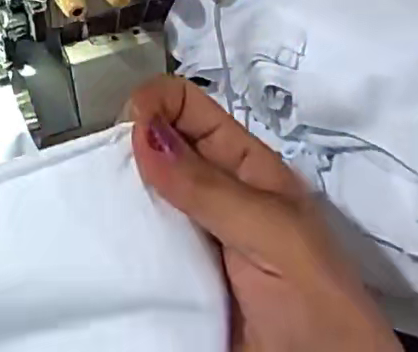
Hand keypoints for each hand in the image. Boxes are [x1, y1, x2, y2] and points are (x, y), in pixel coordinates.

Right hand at [126, 76, 399, 351]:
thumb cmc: (321, 315)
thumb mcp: (278, 240)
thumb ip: (212, 187)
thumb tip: (142, 130)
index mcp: (243, 165)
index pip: (184, 102)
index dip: (153, 103)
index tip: (130, 133)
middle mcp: (209, 186)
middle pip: (149, 136)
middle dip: (122, 142)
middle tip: (107, 169)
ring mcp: (185, 225)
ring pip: (132, 181)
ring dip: (111, 185)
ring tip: (96, 199)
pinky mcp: (165, 263)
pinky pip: (126, 228)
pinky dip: (110, 225)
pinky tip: (101, 229)